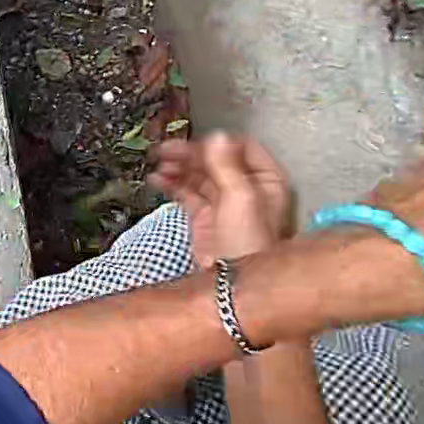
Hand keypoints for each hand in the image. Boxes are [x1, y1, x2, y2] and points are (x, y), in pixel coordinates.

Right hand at [150, 134, 293, 268]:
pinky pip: (185, 191)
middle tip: (166, 151)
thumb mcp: (240, 199)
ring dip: (177, 167)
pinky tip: (157, 179)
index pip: (242, 148)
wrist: (231, 287)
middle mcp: (246, 189)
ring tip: (159, 166)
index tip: (194, 142)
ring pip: (197, 174)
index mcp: (266, 181)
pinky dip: (170, 183)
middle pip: (215, 160)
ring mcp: (223, 203)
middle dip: (190, 155)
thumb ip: (226, 166)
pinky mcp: (204, 216)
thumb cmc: (249, 247)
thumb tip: (217, 137)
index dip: (217, 143)